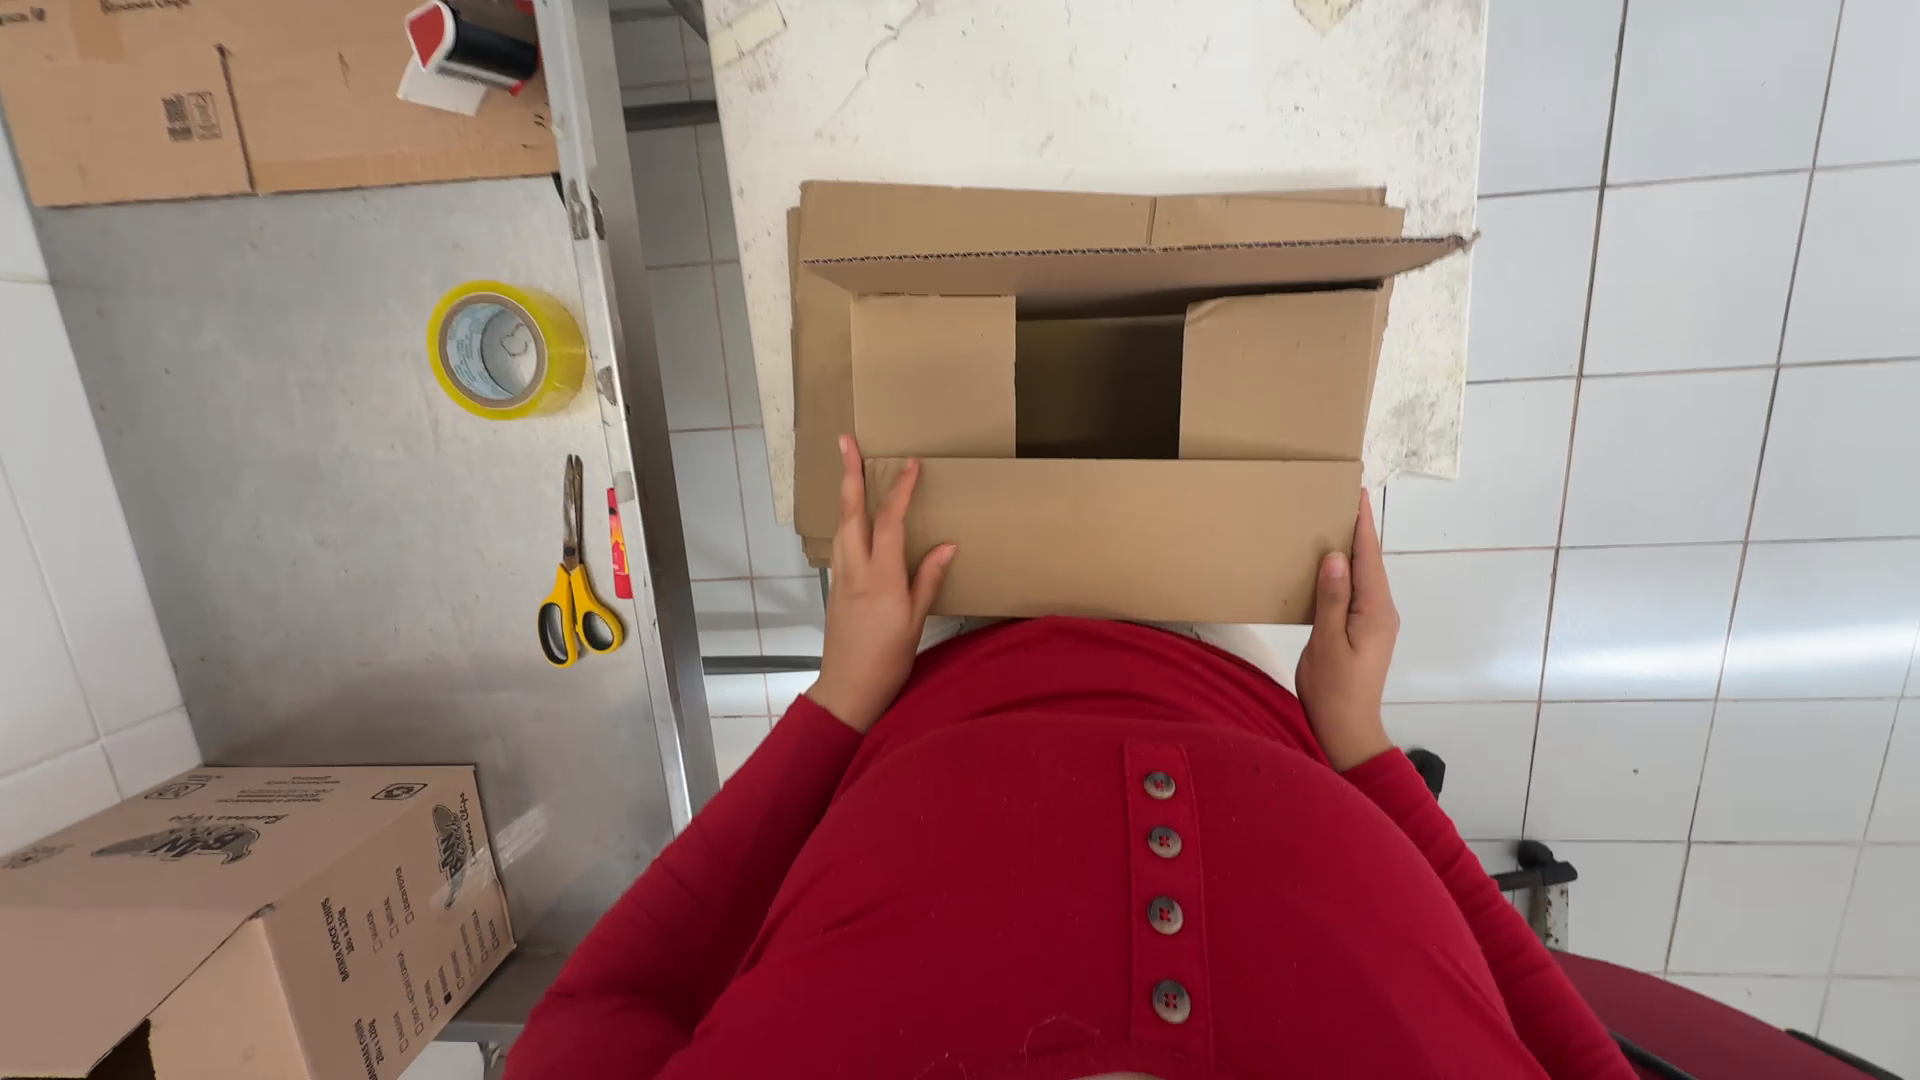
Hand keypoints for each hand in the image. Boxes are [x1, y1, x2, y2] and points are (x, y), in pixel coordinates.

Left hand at [805, 435, 955, 733]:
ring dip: (845, 492)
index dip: (900, 490)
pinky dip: (846, 519)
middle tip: (845, 441)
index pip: (890, 522)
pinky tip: (851, 515)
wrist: (847, 690)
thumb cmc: (887, 660)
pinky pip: (840, 542)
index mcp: (881, 577)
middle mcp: (855, 570)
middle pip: (851, 512)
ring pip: (841, 525)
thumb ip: (928, 580)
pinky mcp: (836, 587)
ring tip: (848, 467)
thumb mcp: (916, 622)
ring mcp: (841, 577)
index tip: (911, 464)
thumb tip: (948, 545)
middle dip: (849, 474)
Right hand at [1295, 491, 1398, 771]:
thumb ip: (1333, 599)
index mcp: (1376, 611)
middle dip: (1358, 531)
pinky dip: (1344, 572)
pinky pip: (1355, 591)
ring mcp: (1375, 621)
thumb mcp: (1328, 642)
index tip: (1357, 494)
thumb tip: (1337, 557)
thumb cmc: (1334, 686)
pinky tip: (1327, 566)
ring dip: (1351, 550)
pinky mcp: (1363, 629)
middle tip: (1340, 501)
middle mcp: (1382, 611)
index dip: (1362, 526)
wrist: (1346, 726)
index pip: (1369, 559)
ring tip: (1330, 525)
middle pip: (1370, 563)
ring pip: (1363, 576)